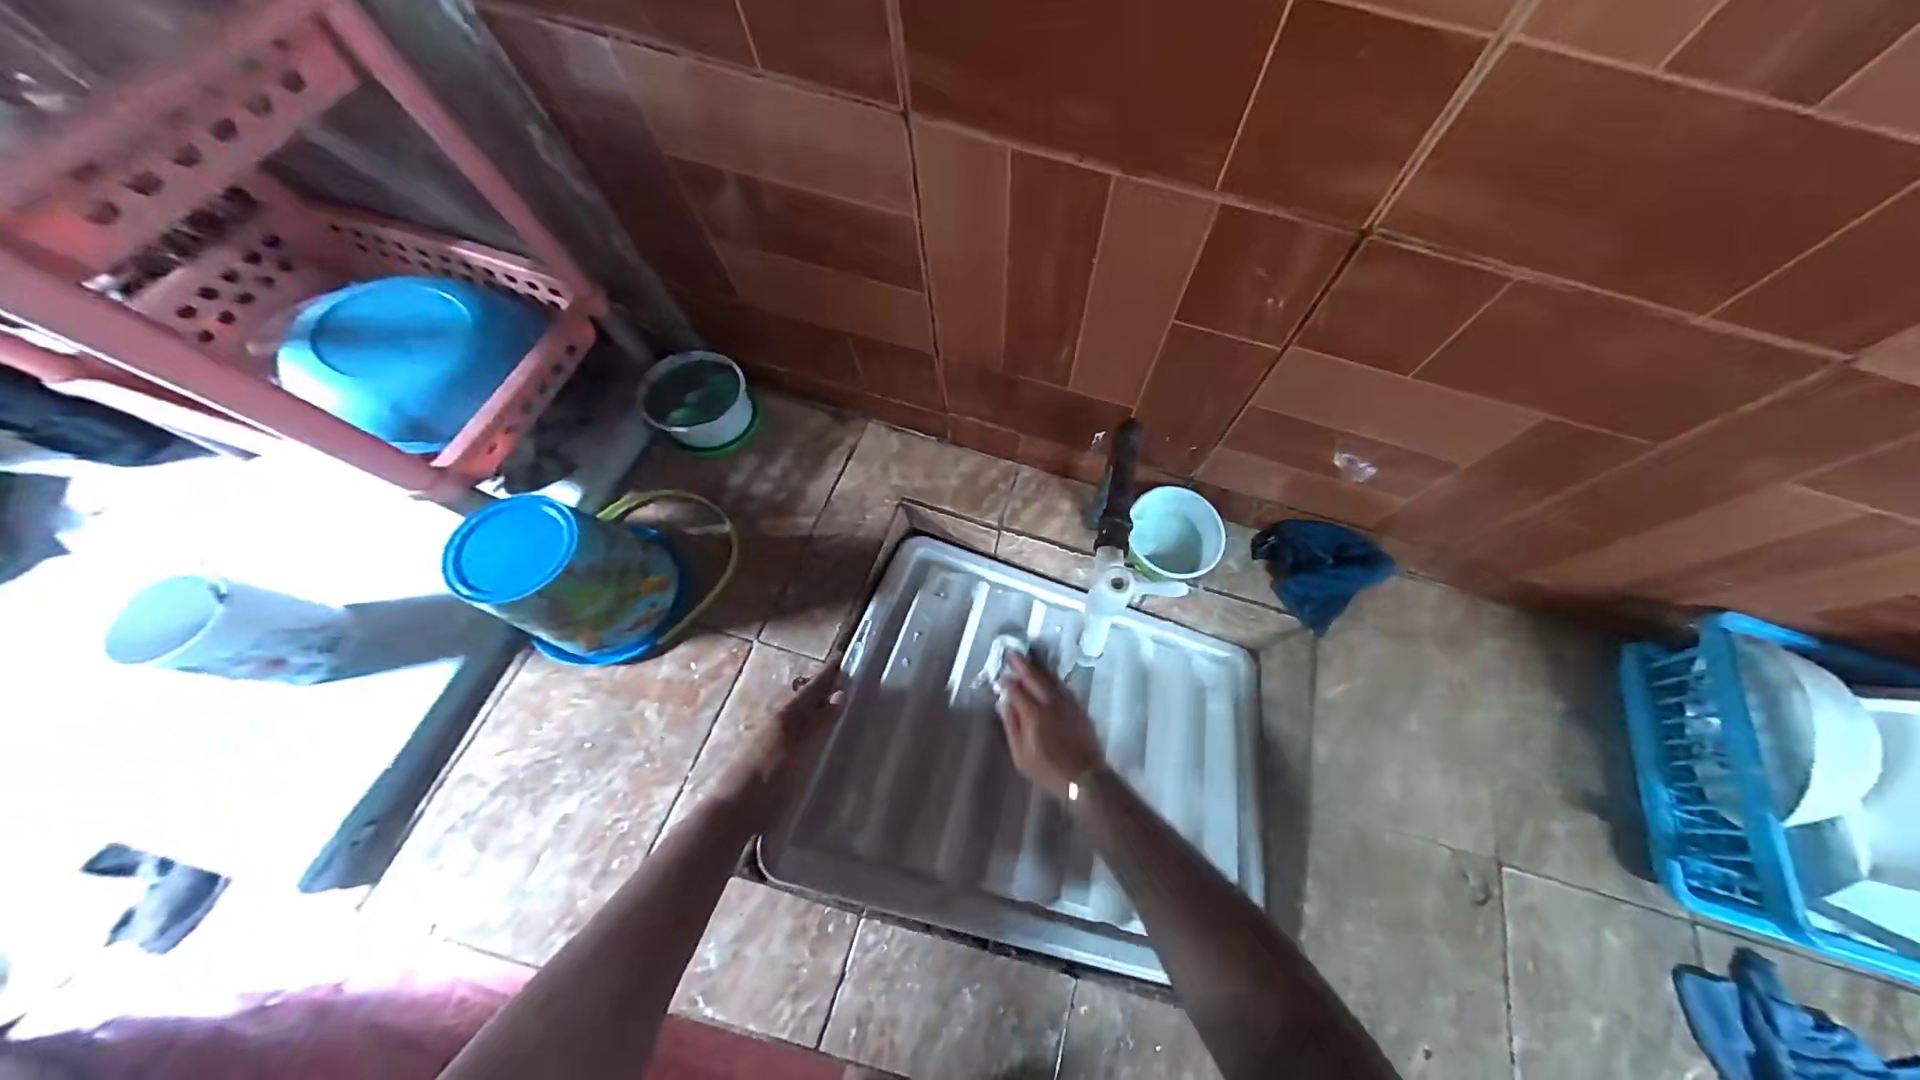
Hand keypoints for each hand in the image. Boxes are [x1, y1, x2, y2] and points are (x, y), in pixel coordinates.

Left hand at [713, 662, 846, 807]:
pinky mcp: (766, 759)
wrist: (732, 811)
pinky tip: (810, 736)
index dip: (825, 675)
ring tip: (829, 705)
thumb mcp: (797, 747)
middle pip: (801, 699)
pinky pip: (791, 731)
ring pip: (795, 715)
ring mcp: (768, 740)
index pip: (810, 689)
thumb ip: (817, 723)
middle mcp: (775, 722)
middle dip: (818, 688)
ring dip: (811, 707)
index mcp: (784, 716)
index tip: (839, 658)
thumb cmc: (768, 777)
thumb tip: (839, 695)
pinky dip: (805, 726)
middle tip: (839, 680)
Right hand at [997, 652, 1104, 798]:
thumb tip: (1004, 704)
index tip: (1001, 675)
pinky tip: (1047, 680)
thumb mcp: (1021, 755)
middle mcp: (1050, 703)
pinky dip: (1051, 680)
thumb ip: (1011, 727)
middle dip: (1022, 664)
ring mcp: (1067, 704)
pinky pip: (1062, 688)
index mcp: (1033, 714)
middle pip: (1034, 678)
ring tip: (1028, 661)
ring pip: (1050, 680)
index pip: (1017, 691)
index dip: (1008, 682)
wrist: (1085, 777)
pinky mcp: (1078, 708)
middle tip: (1013, 652)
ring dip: (1038, 669)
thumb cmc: (1048, 770)